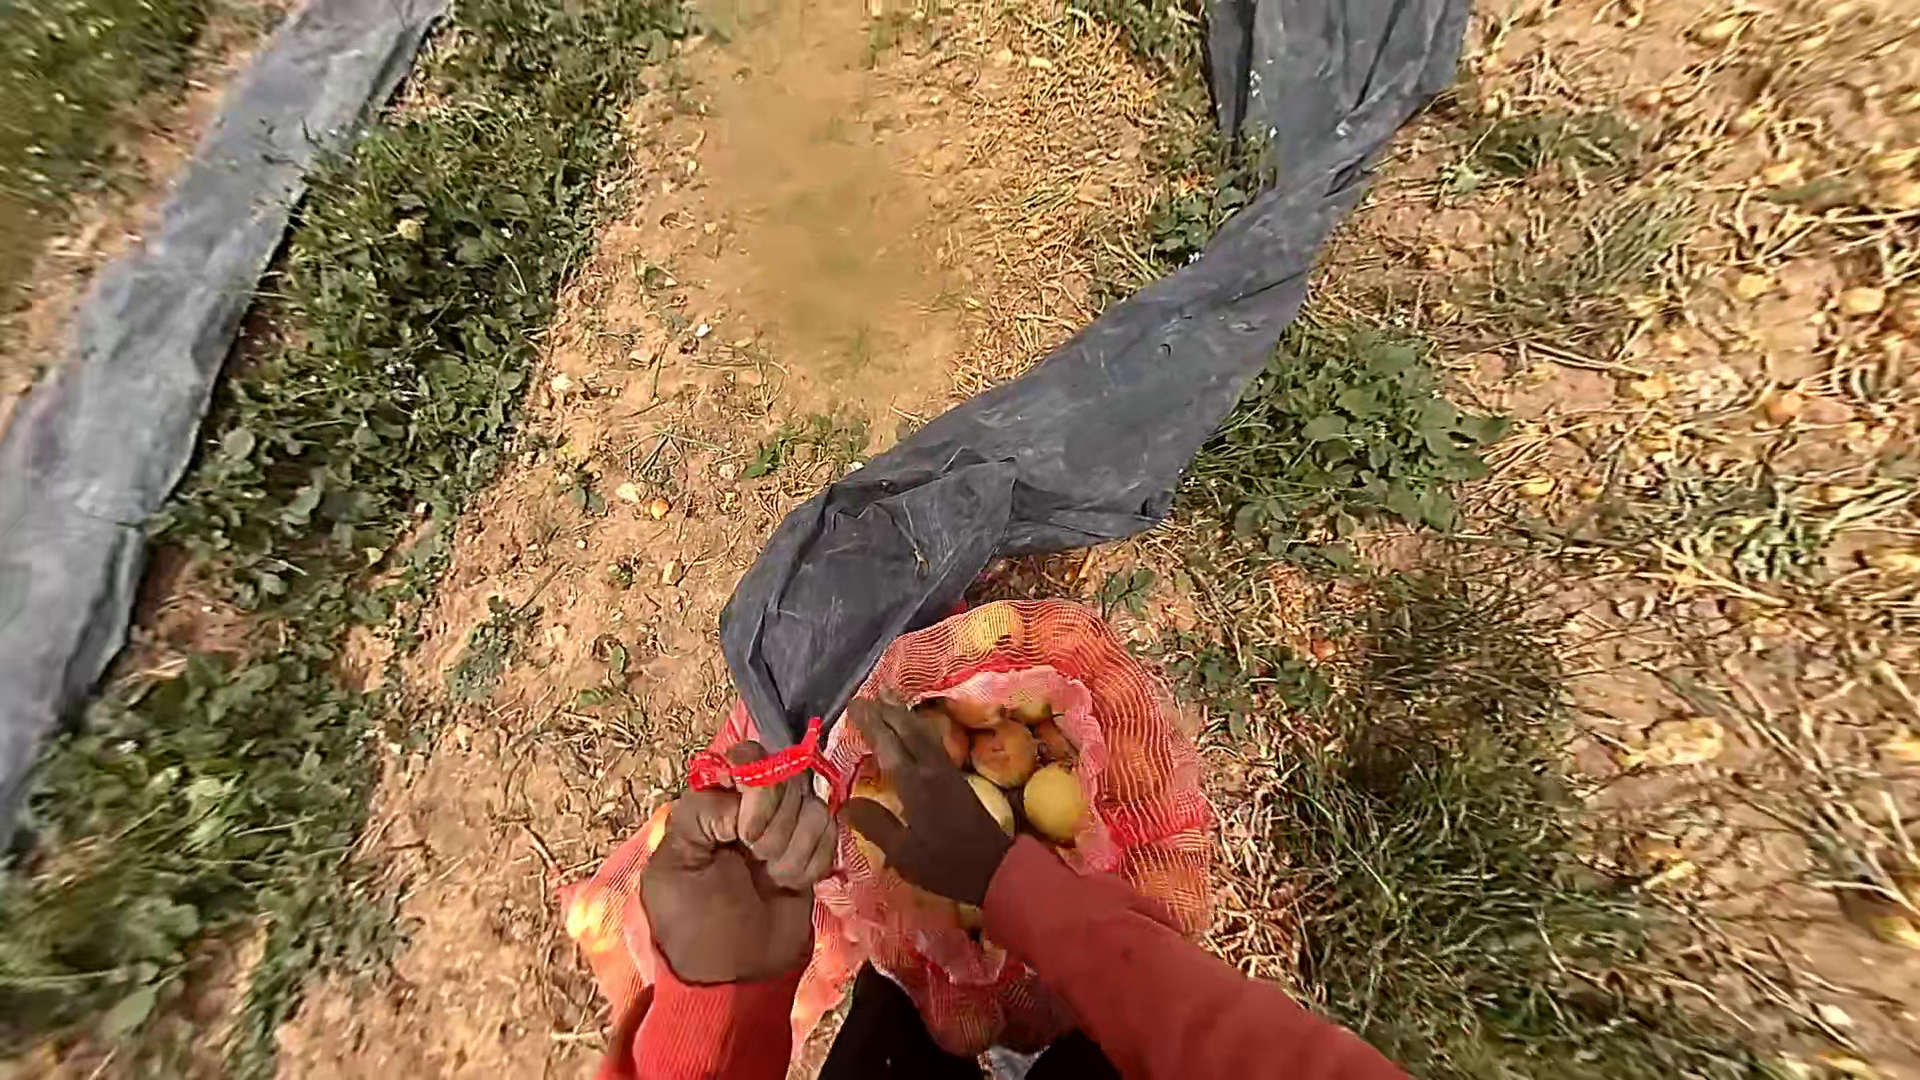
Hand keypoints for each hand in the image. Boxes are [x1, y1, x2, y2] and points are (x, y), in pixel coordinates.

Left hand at [640, 742, 834, 983]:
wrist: (738, 975)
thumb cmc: (695, 923)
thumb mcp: (670, 869)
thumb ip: (697, 814)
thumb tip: (743, 800)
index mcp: (717, 799)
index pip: (750, 755)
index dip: (757, 790)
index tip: (744, 833)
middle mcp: (755, 800)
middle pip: (787, 776)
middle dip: (774, 826)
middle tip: (756, 859)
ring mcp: (790, 820)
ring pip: (812, 803)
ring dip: (792, 850)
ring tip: (772, 878)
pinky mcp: (816, 842)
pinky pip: (829, 829)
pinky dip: (810, 861)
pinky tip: (791, 883)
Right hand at [841, 699, 1013, 905]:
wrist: (992, 866)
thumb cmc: (944, 864)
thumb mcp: (903, 853)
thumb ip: (874, 824)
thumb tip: (844, 804)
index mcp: (914, 784)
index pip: (888, 744)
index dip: (870, 723)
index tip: (853, 706)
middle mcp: (930, 768)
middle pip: (906, 729)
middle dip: (884, 710)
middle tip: (864, 697)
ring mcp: (945, 768)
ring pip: (921, 730)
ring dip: (901, 712)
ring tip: (886, 698)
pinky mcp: (954, 773)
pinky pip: (931, 738)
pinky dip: (916, 725)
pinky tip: (911, 724)